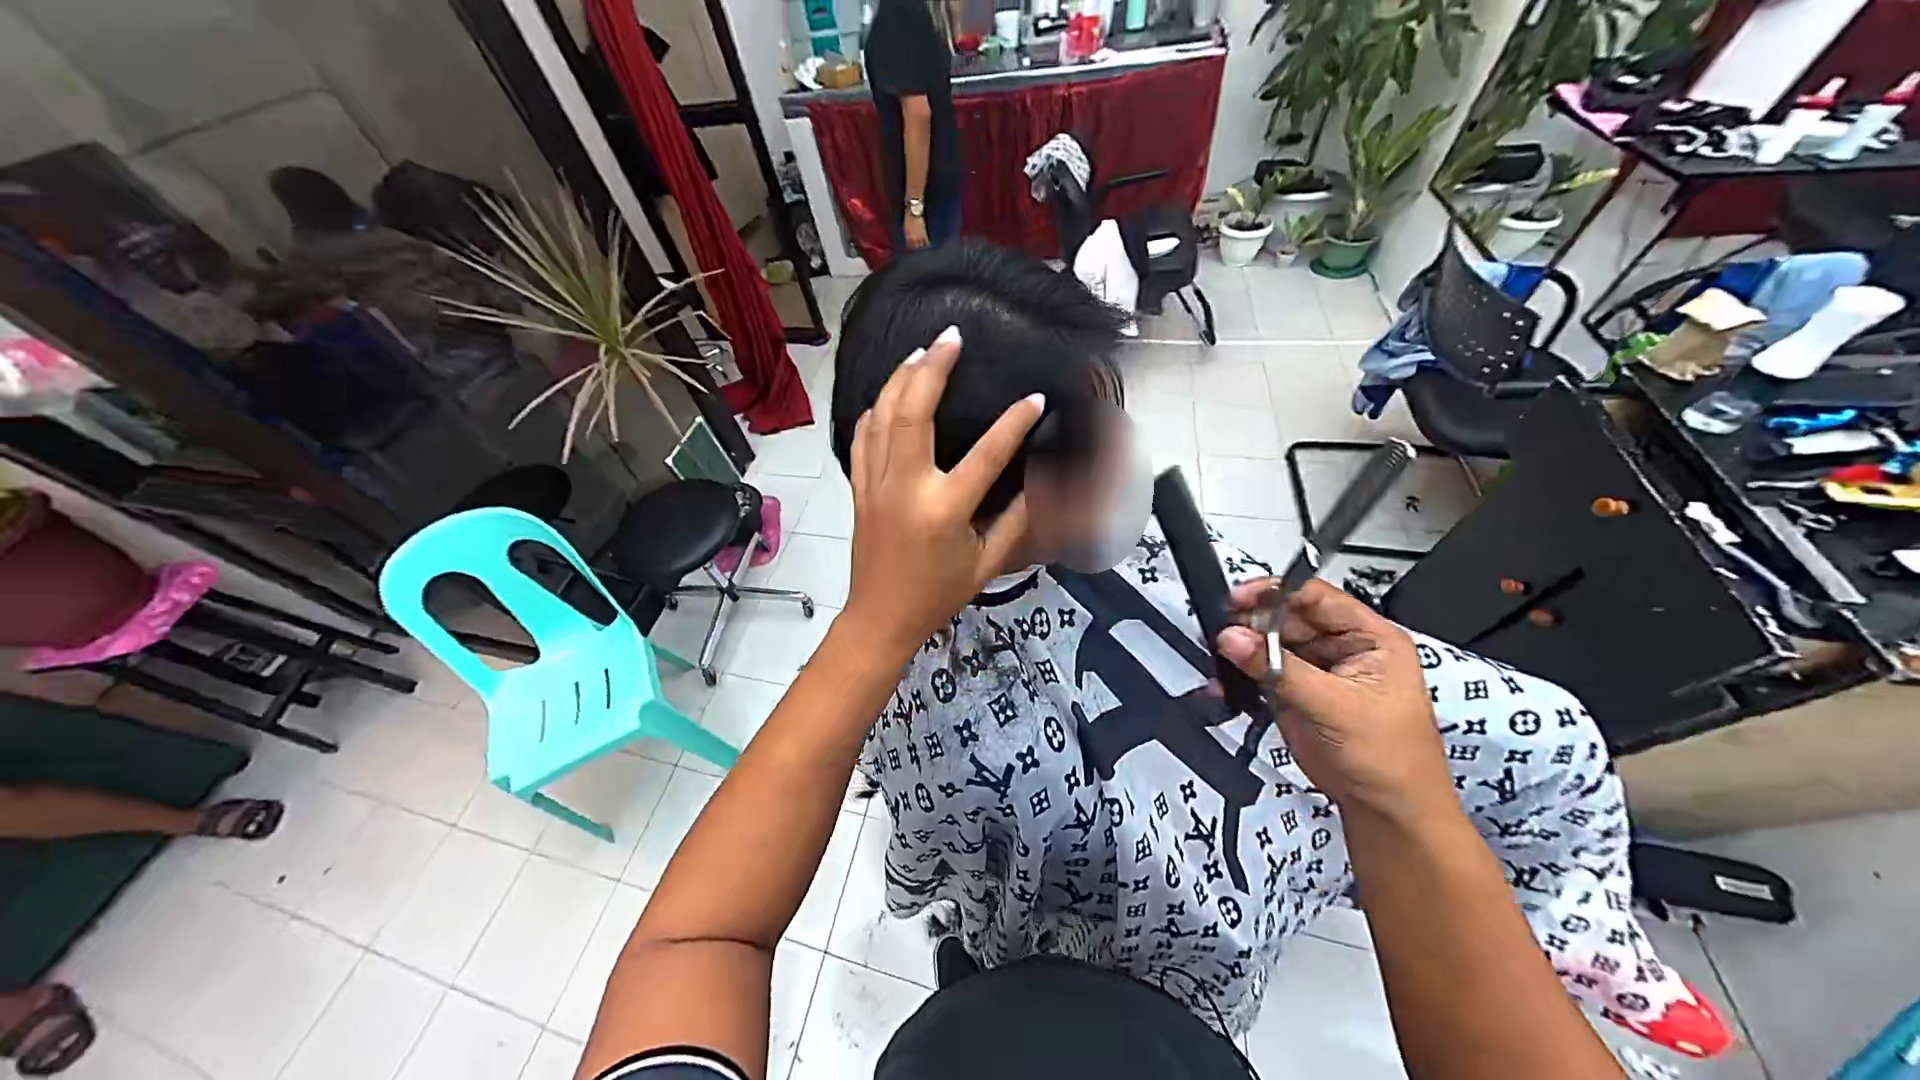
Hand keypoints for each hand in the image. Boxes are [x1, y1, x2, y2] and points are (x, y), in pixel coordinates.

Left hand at [842, 326, 1042, 655]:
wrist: (880, 617)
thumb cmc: (937, 594)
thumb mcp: (987, 564)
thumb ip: (1017, 520)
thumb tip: (1044, 482)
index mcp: (944, 509)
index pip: (987, 454)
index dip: (1015, 423)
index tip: (1035, 398)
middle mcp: (906, 487)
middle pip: (913, 412)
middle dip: (933, 368)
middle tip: (951, 336)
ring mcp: (876, 484)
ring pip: (882, 416)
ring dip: (900, 378)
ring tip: (921, 351)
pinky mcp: (860, 488)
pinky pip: (863, 438)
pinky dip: (874, 410)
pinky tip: (886, 394)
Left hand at [902, 213, 929, 249]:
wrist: (914, 214)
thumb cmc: (908, 219)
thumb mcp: (905, 228)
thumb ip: (907, 235)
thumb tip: (908, 239)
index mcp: (908, 237)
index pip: (909, 246)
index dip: (910, 250)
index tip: (911, 252)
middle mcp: (914, 238)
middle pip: (915, 247)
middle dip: (916, 250)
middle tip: (917, 253)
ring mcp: (920, 237)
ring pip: (921, 246)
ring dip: (922, 248)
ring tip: (923, 251)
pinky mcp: (925, 234)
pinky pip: (926, 241)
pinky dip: (927, 245)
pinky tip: (928, 247)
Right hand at [1216, 579, 1455, 822]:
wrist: (1386, 812)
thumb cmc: (1393, 761)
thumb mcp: (1335, 706)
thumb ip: (1279, 669)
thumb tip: (1236, 638)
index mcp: (1370, 637)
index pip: (1315, 597)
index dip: (1276, 593)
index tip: (1241, 599)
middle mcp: (1341, 647)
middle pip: (1285, 618)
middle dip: (1254, 624)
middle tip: (1227, 633)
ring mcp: (1315, 670)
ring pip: (1268, 643)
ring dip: (1244, 649)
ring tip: (1224, 657)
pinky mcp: (1294, 692)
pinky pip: (1259, 671)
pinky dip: (1240, 674)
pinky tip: (1227, 679)